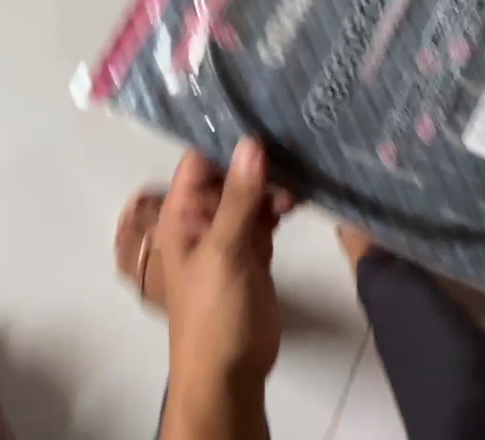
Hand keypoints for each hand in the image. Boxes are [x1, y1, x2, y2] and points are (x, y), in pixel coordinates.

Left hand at [158, 139, 287, 394]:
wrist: (230, 372)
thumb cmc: (213, 311)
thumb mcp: (224, 250)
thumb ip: (239, 197)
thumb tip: (251, 141)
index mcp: (183, 212)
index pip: (200, 160)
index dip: (225, 137)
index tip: (260, 111)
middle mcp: (205, 216)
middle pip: (230, 172)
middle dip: (258, 156)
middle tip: (293, 136)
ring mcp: (231, 232)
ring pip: (252, 190)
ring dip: (274, 180)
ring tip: (302, 171)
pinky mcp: (255, 247)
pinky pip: (268, 212)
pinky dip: (282, 202)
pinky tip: (302, 195)